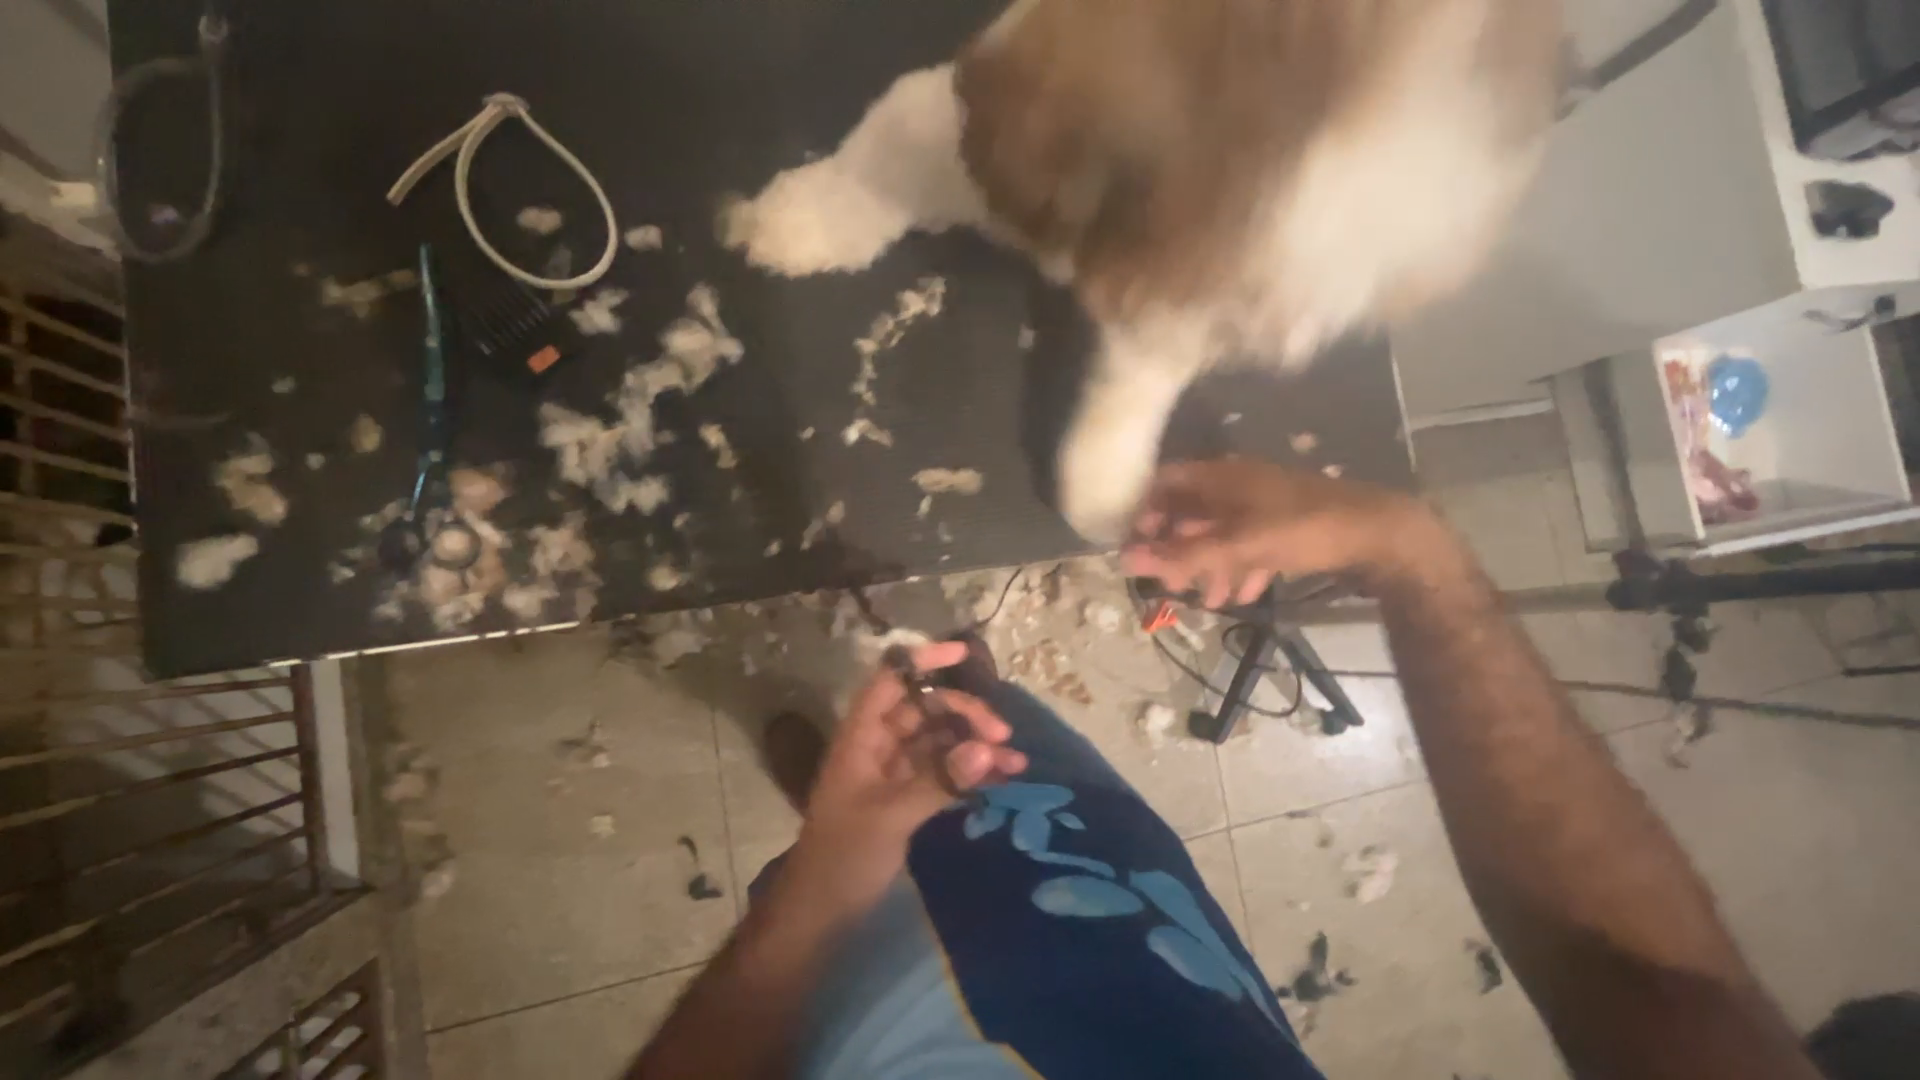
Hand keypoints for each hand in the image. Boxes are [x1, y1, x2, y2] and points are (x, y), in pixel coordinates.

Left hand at [802, 642, 1027, 860]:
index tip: (963, 655)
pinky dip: (971, 771)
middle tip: (1001, 735)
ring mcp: (894, 771)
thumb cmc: (843, 858)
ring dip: (975, 744)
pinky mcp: (908, 797)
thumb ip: (938, 781)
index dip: (922, 660)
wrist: (820, 914)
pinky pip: (944, 771)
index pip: (890, 680)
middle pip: (924, 708)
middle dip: (964, 713)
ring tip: (1015, 759)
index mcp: (861, 736)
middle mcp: (878, 745)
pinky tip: (1003, 777)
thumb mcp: (890, 817)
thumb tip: (987, 750)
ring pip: (939, 740)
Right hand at [1120, 459, 1450, 607]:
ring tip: (1207, 600)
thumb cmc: (1301, 529)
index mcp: (1221, 476)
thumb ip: (1181, 554)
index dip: (1143, 513)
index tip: (1136, 548)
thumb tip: (1125, 559)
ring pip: (1220, 532)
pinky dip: (1240, 567)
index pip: (1164, 483)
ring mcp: (1263, 503)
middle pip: (1190, 512)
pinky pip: (1249, 543)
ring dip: (1208, 564)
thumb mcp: (1236, 545)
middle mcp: (1237, 483)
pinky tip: (1243, 594)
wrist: (1380, 534)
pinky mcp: (1285, 523)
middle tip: (1168, 582)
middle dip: (1177, 548)